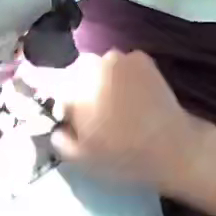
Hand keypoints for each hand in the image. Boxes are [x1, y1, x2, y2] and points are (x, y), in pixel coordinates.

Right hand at [30, 51, 209, 196]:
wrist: (171, 144)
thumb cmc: (122, 156)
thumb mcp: (80, 158)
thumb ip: (59, 138)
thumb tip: (56, 124)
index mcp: (73, 89)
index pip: (47, 80)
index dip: (45, 88)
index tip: (49, 99)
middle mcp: (93, 65)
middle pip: (76, 71)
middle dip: (79, 86)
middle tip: (92, 111)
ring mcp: (119, 57)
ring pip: (101, 66)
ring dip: (103, 79)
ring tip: (116, 103)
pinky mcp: (142, 57)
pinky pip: (124, 64)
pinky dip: (124, 75)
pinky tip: (134, 95)